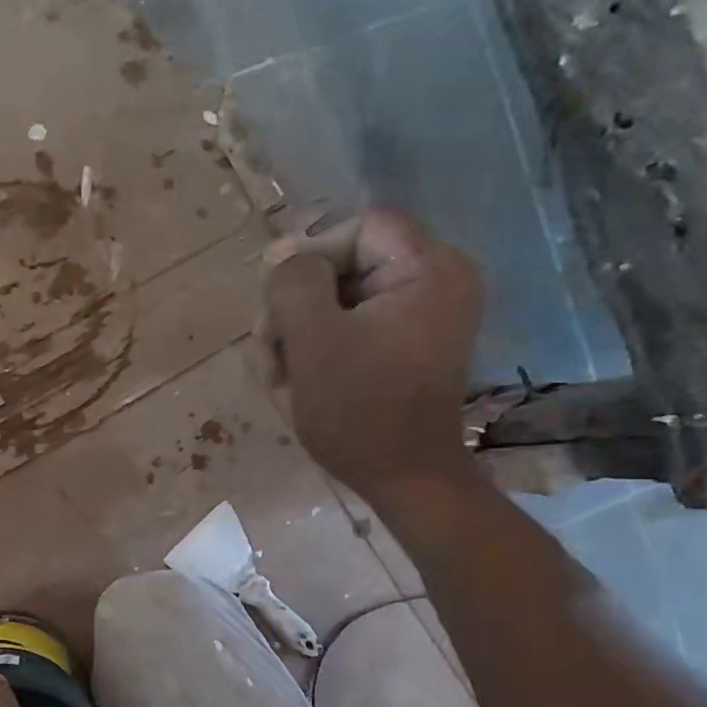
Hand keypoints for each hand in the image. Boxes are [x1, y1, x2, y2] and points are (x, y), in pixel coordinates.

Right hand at [257, 207, 484, 496]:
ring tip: (280, 377)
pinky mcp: (406, 342)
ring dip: (300, 332)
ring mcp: (421, 313)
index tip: (275, 300)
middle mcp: (435, 280)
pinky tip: (297, 382)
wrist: (403, 480)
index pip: (357, 226)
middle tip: (270, 349)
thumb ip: (293, 282)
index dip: (307, 254)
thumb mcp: (313, 341)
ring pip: (339, 297)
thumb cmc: (359, 412)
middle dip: (297, 305)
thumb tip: (283, 254)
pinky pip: (351, 325)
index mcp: (428, 269)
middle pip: (346, 262)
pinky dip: (319, 348)